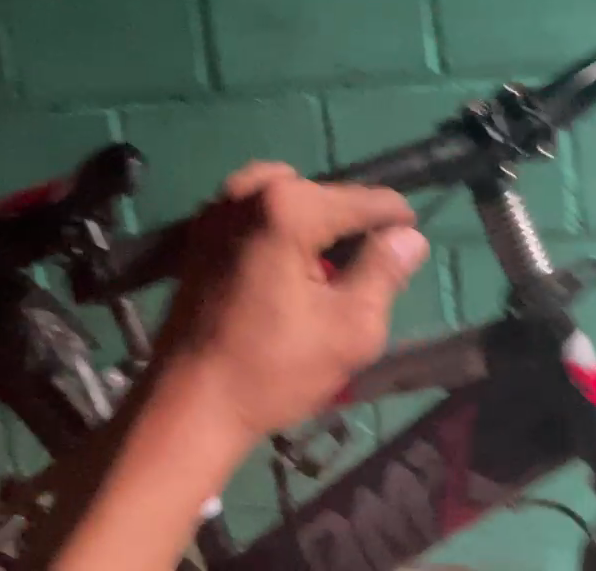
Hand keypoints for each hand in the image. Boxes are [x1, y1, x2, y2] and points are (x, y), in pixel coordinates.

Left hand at [151, 162, 428, 440]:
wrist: (185, 406)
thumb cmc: (271, 370)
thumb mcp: (349, 329)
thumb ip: (385, 272)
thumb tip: (410, 236)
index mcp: (290, 207)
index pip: (365, 200)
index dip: (396, 223)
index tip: (411, 247)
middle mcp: (251, 189)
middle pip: (326, 195)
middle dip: (350, 228)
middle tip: (360, 275)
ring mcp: (219, 206)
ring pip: (290, 197)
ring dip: (313, 223)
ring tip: (322, 271)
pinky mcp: (200, 229)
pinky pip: (255, 209)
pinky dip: (276, 227)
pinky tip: (282, 270)